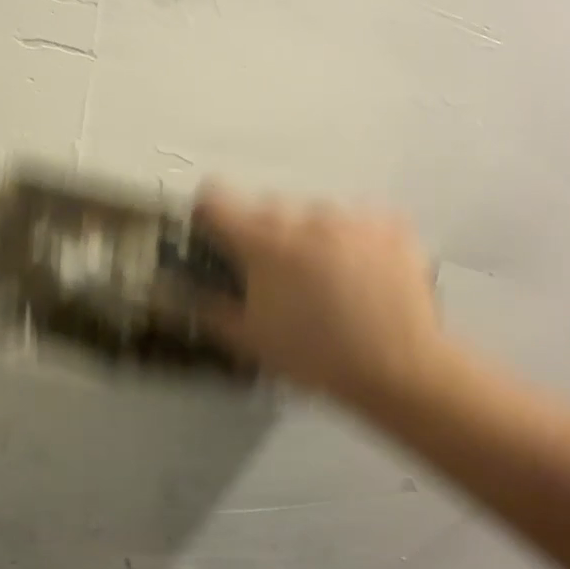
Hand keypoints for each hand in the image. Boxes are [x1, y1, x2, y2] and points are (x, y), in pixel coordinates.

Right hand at [195, 184, 449, 406]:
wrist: (399, 369)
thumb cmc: (313, 356)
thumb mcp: (249, 339)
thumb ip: (205, 305)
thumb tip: (170, 287)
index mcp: (262, 240)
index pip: (214, 199)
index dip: (208, 216)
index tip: (215, 240)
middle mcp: (304, 215)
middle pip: (267, 208)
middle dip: (265, 236)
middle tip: (278, 279)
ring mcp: (352, 216)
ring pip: (314, 215)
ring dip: (310, 237)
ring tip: (327, 282)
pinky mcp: (391, 224)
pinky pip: (357, 221)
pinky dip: (352, 241)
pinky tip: (362, 277)